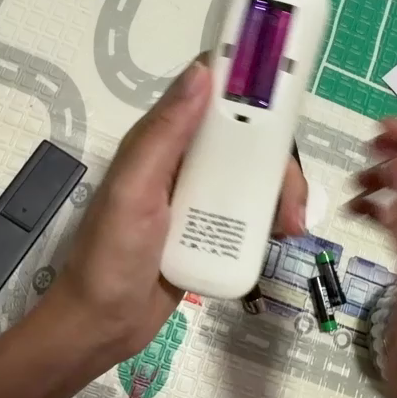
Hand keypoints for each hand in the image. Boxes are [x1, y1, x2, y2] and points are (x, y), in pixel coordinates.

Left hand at [40, 59, 309, 368]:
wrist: (104, 325)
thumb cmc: (111, 255)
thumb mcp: (134, 189)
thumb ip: (166, 133)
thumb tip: (203, 71)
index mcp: (161, 141)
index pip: (212, 96)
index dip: (248, 88)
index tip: (287, 97)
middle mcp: (184, 162)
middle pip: (246, 140)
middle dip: (278, 159)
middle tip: (292, 198)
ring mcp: (200, 197)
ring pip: (254, 175)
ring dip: (281, 192)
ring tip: (291, 226)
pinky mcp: (212, 229)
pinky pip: (250, 210)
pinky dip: (272, 217)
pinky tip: (284, 235)